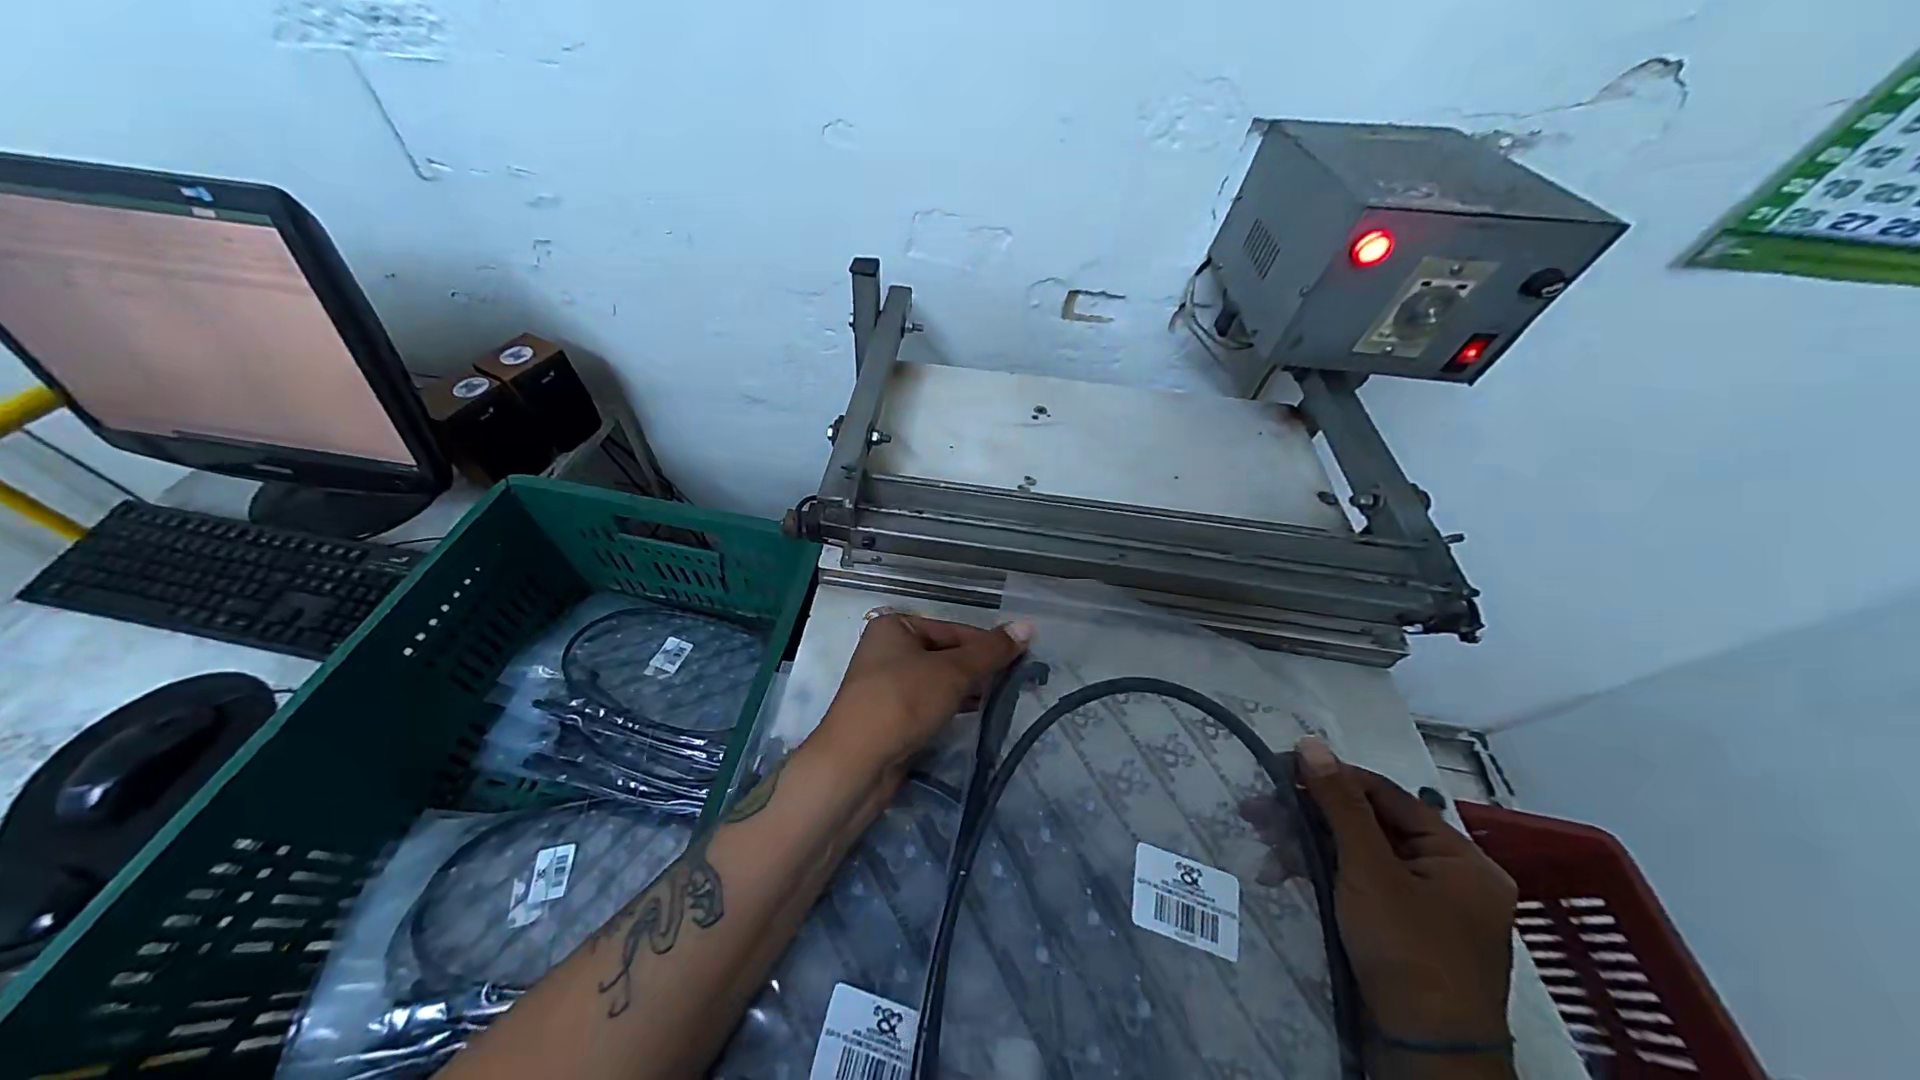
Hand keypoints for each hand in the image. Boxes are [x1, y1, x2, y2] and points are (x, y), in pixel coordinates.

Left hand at [813, 610, 1029, 775]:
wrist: (857, 763)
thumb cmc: (902, 702)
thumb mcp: (953, 672)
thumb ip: (991, 651)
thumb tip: (1029, 626)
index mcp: (895, 627)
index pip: (954, 630)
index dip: (988, 645)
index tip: (1021, 660)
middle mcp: (887, 650)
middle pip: (946, 654)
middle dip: (978, 668)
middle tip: (1016, 681)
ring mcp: (886, 685)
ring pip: (938, 680)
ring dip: (968, 689)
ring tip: (1002, 698)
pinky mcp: (890, 716)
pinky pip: (928, 703)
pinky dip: (952, 706)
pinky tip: (976, 714)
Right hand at [1292, 737, 1516, 1049]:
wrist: (1425, 1056)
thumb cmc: (1407, 951)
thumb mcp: (1369, 871)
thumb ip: (1340, 805)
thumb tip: (1311, 743)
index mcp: (1461, 858)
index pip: (1386, 796)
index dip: (1332, 777)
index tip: (1281, 768)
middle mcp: (1448, 876)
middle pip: (1369, 826)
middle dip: (1310, 816)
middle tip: (1259, 809)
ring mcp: (1423, 906)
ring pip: (1357, 856)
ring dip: (1308, 846)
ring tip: (1263, 842)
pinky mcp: (1399, 930)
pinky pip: (1357, 886)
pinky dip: (1321, 877)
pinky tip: (1280, 876)